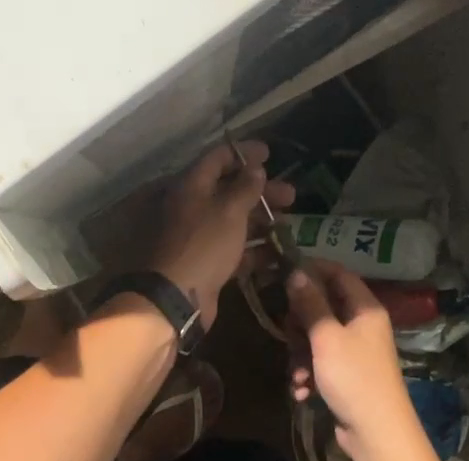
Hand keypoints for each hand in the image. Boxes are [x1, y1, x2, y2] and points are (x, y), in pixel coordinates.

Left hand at [147, 140, 293, 330]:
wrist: (177, 298)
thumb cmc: (204, 245)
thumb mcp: (229, 210)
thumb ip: (245, 187)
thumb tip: (255, 169)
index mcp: (192, 186)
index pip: (218, 158)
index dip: (244, 153)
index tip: (269, 154)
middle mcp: (193, 209)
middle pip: (230, 192)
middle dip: (262, 193)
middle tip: (291, 196)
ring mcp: (200, 239)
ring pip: (235, 223)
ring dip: (262, 222)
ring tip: (288, 225)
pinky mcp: (207, 265)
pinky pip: (234, 252)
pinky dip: (255, 251)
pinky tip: (278, 254)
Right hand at [285, 260, 416, 460]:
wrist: (375, 430)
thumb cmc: (353, 378)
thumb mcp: (327, 337)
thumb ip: (310, 304)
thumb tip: (296, 272)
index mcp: (365, 309)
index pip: (338, 275)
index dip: (312, 271)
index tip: (283, 276)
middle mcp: (362, 327)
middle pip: (322, 309)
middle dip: (299, 326)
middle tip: (290, 339)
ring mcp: (354, 353)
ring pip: (316, 341)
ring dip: (299, 357)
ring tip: (297, 376)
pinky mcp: (346, 377)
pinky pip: (320, 366)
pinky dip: (308, 377)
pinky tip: (302, 392)